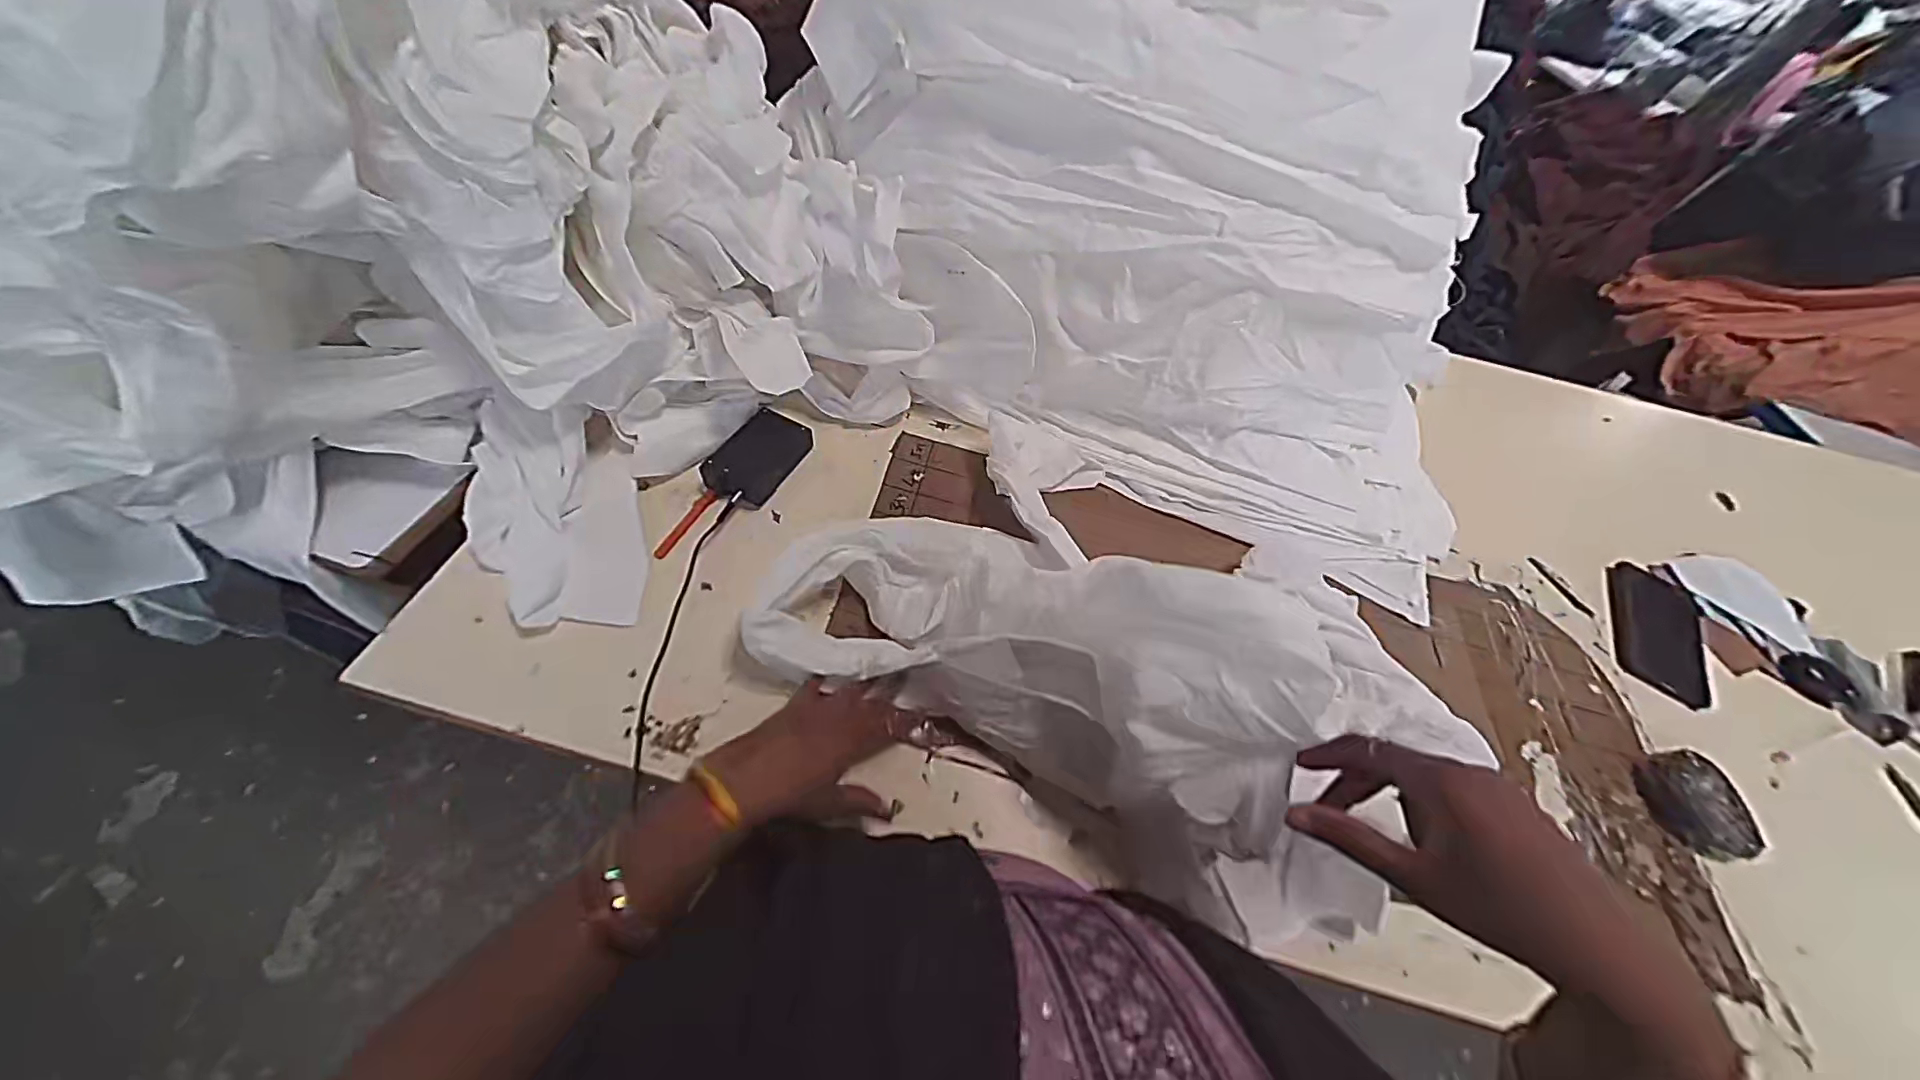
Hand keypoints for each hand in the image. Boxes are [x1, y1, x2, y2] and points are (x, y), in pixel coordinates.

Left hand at [700, 677, 913, 826]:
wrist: (742, 780)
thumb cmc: (788, 796)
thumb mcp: (828, 803)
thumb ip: (859, 801)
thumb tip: (888, 809)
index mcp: (851, 741)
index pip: (886, 726)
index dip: (905, 721)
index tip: (921, 717)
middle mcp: (837, 718)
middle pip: (871, 703)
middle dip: (891, 697)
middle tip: (908, 688)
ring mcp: (815, 708)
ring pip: (849, 690)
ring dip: (867, 684)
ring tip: (881, 676)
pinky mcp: (794, 705)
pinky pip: (816, 685)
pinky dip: (827, 681)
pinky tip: (832, 677)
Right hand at [1287, 736, 1741, 1079]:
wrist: (1597, 947)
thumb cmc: (1509, 911)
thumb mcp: (1411, 875)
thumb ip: (1348, 838)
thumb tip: (1299, 815)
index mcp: (1442, 781)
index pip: (1367, 750)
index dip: (1328, 755)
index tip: (1304, 762)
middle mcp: (1471, 774)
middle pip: (1393, 759)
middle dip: (1354, 779)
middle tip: (1329, 805)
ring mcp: (1497, 788)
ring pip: (1422, 772)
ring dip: (1388, 791)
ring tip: (1380, 830)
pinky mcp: (1514, 805)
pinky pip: (1451, 784)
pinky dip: (1421, 798)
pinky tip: (1424, 836)